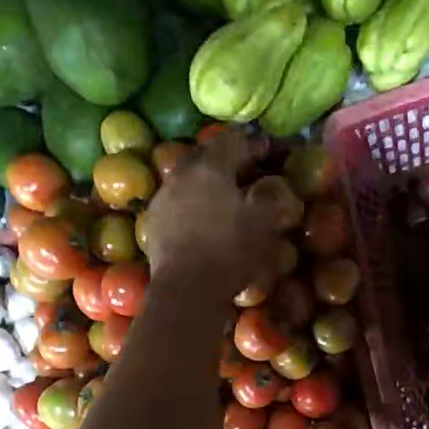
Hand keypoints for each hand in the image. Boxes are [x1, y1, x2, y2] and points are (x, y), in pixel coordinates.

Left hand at [139, 148, 277, 298]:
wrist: (187, 288)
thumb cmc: (231, 252)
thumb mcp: (264, 226)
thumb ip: (271, 201)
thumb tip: (275, 188)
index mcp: (211, 167)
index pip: (231, 140)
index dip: (250, 143)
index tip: (265, 150)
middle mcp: (182, 174)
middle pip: (204, 155)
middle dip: (225, 159)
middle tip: (243, 171)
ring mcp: (163, 198)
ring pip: (187, 179)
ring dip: (205, 183)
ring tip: (222, 198)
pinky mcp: (153, 223)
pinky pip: (176, 203)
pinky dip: (191, 205)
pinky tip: (202, 221)